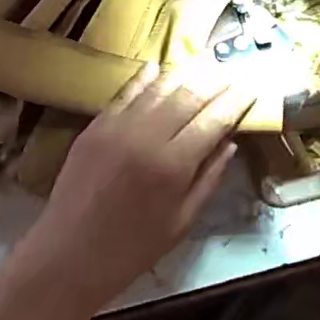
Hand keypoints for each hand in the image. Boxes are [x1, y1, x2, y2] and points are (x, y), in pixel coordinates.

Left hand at [11, 62, 252, 312]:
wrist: (69, 255)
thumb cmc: (132, 248)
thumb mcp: (182, 221)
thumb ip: (209, 178)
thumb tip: (229, 143)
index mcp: (173, 166)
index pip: (213, 121)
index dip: (235, 102)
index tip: (250, 89)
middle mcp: (147, 137)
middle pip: (188, 97)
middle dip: (214, 82)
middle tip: (230, 72)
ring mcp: (117, 127)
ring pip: (158, 89)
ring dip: (184, 74)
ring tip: (203, 64)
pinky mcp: (95, 126)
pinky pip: (125, 94)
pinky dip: (145, 79)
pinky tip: (158, 67)